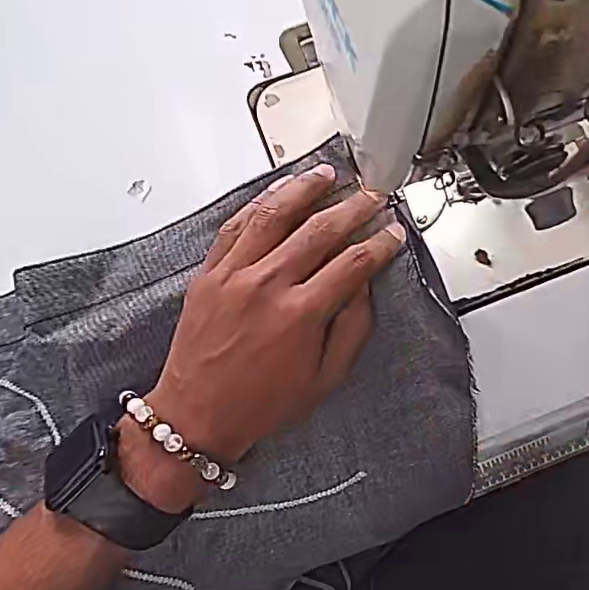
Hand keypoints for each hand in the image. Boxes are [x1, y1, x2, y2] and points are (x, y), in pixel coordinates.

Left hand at [120, 163, 406, 510]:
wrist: (197, 414)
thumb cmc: (258, 403)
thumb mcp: (323, 380)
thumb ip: (351, 331)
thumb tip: (365, 289)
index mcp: (300, 315)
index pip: (352, 263)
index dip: (379, 244)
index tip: (391, 234)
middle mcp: (267, 287)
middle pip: (320, 230)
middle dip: (353, 207)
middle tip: (371, 197)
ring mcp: (234, 275)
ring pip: (275, 214)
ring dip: (305, 189)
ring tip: (327, 175)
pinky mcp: (209, 274)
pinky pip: (236, 226)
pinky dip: (259, 204)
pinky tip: (277, 193)